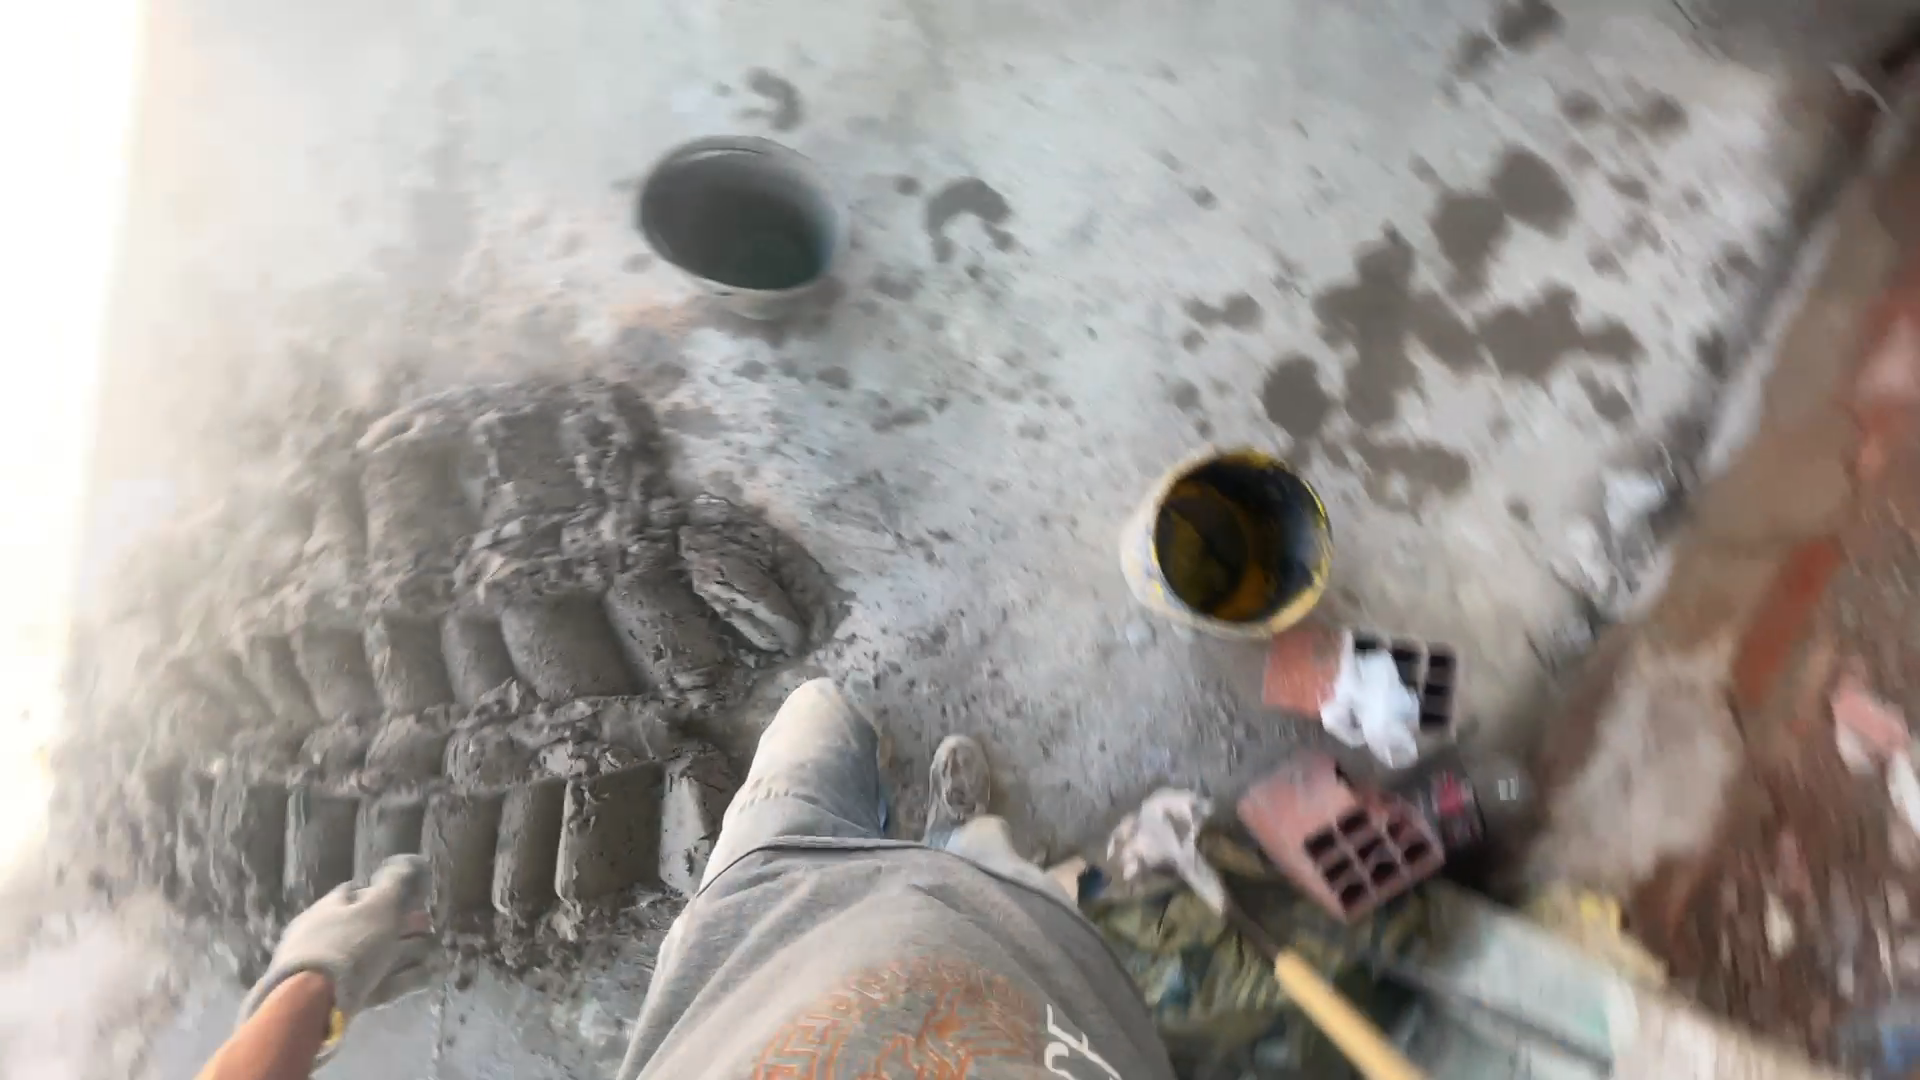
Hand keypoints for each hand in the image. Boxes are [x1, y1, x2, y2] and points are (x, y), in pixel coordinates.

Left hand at [238, 855, 437, 1027]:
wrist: (311, 1006)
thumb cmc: (349, 944)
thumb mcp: (380, 904)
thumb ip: (396, 881)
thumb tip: (407, 860)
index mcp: (325, 911)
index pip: (356, 891)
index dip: (386, 890)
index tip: (412, 895)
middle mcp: (322, 938)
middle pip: (369, 926)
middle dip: (402, 925)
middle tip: (428, 926)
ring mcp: (326, 970)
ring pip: (374, 954)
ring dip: (407, 952)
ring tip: (435, 954)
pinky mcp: (335, 997)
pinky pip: (374, 982)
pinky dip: (400, 978)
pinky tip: (424, 976)